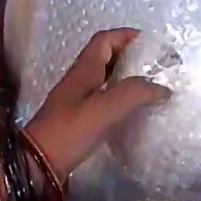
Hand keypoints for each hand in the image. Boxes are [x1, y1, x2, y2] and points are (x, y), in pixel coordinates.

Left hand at [24, 28, 170, 176]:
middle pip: (104, 58)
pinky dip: (118, 99)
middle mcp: (78, 82)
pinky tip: (131, 111)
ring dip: (125, 78)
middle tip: (155, 67)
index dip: (125, 36)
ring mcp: (75, 102)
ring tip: (149, 87)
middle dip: (129, 57)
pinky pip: (101, 101)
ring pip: (103, 80)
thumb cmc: (69, 131)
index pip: (104, 41)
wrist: (37, 164)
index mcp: (83, 71)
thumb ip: (134, 93)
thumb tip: (162, 87)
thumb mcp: (104, 109)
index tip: (151, 43)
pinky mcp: (76, 121)